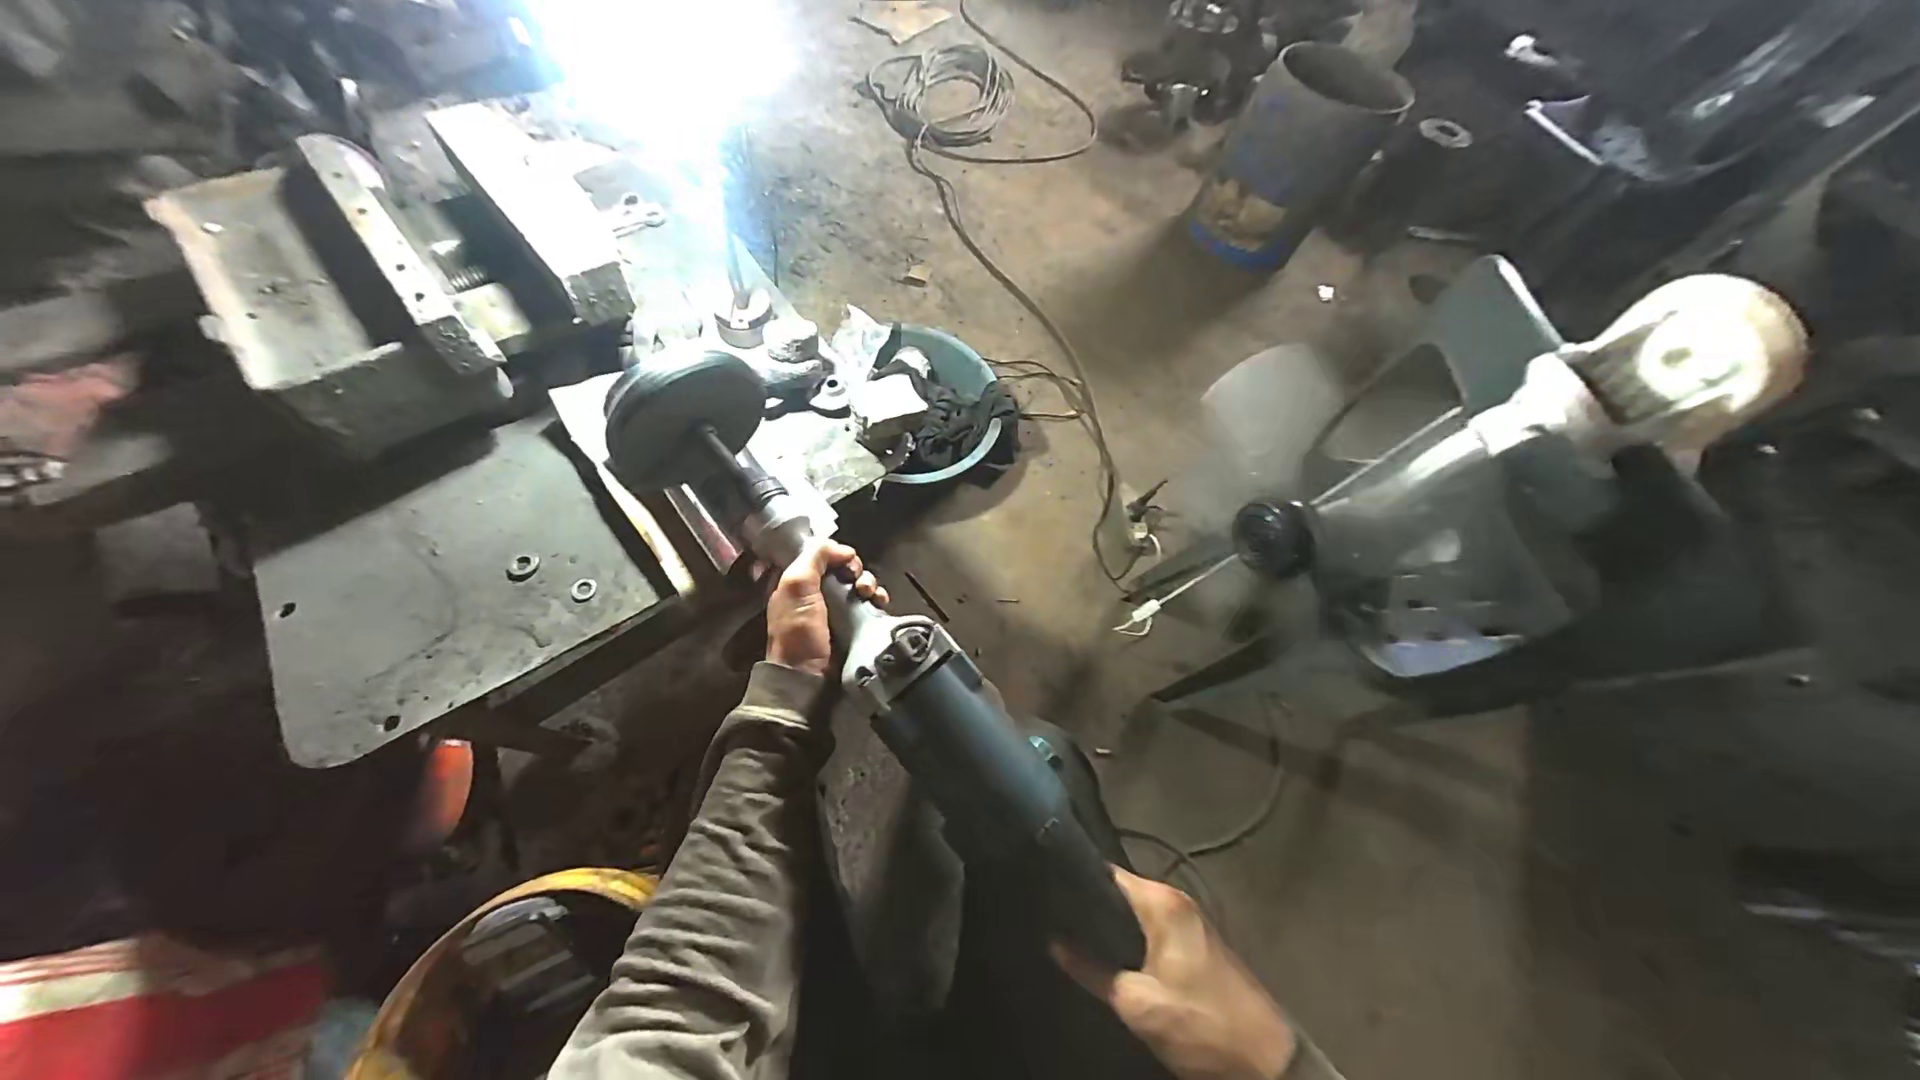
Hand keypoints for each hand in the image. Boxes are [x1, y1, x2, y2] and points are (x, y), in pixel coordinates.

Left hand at [765, 537, 887, 677]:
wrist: (809, 675)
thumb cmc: (799, 631)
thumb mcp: (796, 586)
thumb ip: (814, 558)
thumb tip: (844, 549)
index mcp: (799, 582)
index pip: (823, 556)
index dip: (837, 554)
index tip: (846, 561)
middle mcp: (818, 593)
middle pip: (845, 569)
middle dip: (856, 570)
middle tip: (856, 581)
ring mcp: (837, 610)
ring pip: (860, 584)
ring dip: (869, 584)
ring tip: (868, 594)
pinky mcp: (854, 625)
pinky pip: (871, 604)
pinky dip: (878, 599)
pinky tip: (879, 603)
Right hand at [1054, 868, 1296, 1079]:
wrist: (1266, 1062)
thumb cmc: (1200, 1023)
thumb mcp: (1137, 1003)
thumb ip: (1091, 970)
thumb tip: (1054, 944)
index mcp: (1161, 901)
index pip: (1104, 872)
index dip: (1074, 881)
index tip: (1047, 891)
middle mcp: (1175, 899)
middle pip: (1119, 889)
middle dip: (1089, 905)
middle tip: (1054, 917)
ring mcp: (1188, 919)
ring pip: (1134, 910)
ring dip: (1109, 923)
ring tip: (1072, 932)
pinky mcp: (1194, 941)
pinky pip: (1150, 925)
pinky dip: (1129, 935)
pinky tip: (1108, 951)